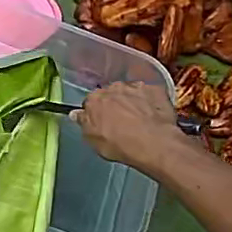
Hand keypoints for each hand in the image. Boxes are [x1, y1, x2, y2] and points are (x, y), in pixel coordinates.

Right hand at [73, 82, 197, 170]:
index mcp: (94, 99)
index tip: (99, 121)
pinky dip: (149, 102)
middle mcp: (113, 88)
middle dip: (113, 104)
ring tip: (137, 119)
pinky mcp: (155, 90)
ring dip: (131, 102)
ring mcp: (135, 88)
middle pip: (110, 94)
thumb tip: (76, 114)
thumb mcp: (92, 139)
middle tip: (119, 121)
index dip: (95, 112)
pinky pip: (149, 94)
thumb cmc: (119, 143)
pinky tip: (151, 115)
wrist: (152, 143)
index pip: (90, 102)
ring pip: (129, 92)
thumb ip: (83, 123)